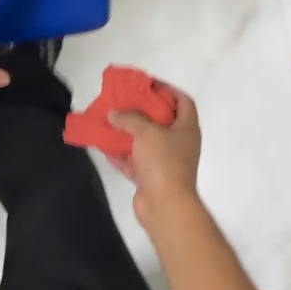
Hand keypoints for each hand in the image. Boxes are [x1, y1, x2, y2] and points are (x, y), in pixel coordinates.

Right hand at [109, 89, 202, 225]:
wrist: (165, 204)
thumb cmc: (164, 163)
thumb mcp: (147, 132)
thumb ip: (129, 118)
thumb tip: (113, 113)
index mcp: (187, 128)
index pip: (183, 101)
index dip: (167, 90)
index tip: (147, 85)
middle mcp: (178, 143)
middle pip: (161, 120)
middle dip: (142, 111)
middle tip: (123, 102)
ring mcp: (164, 162)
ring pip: (144, 142)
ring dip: (127, 132)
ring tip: (110, 120)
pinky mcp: (150, 177)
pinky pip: (133, 161)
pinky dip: (120, 154)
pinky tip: (103, 145)